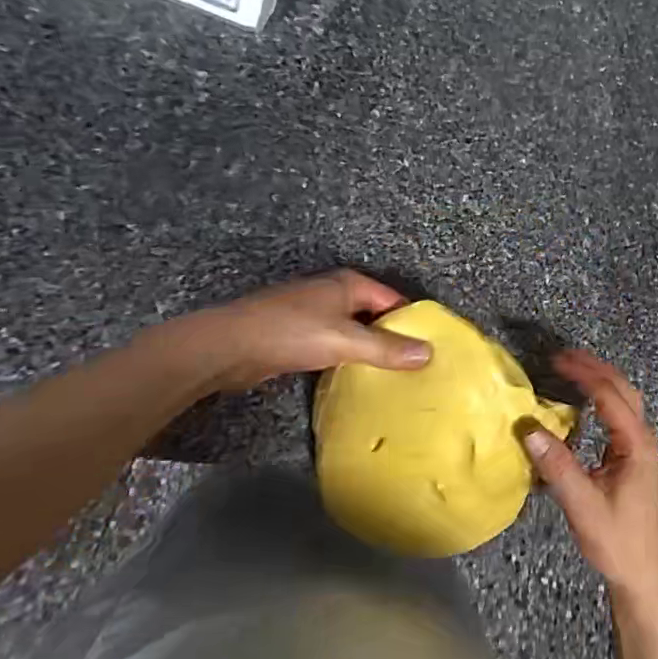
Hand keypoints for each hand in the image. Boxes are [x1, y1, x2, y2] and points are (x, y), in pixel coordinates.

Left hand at [135, 269, 431, 392]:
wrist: (228, 346)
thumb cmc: (291, 333)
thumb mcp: (346, 341)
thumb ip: (387, 349)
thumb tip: (428, 353)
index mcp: (349, 283)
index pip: (393, 300)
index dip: (412, 321)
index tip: (430, 347)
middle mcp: (333, 291)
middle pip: (374, 313)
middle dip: (392, 336)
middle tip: (414, 365)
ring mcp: (313, 311)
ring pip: (352, 328)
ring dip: (367, 347)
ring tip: (390, 374)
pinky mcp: (296, 332)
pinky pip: (333, 341)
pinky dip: (346, 355)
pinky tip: (353, 375)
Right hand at [523, 350, 657, 604]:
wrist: (637, 573)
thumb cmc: (614, 541)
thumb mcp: (582, 506)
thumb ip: (558, 467)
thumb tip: (530, 429)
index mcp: (636, 445)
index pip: (609, 396)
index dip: (583, 374)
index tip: (555, 361)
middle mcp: (642, 439)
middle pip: (622, 389)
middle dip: (594, 367)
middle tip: (562, 356)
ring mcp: (639, 447)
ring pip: (624, 399)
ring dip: (599, 379)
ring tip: (571, 368)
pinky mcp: (632, 456)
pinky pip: (619, 413)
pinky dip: (601, 397)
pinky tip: (582, 400)